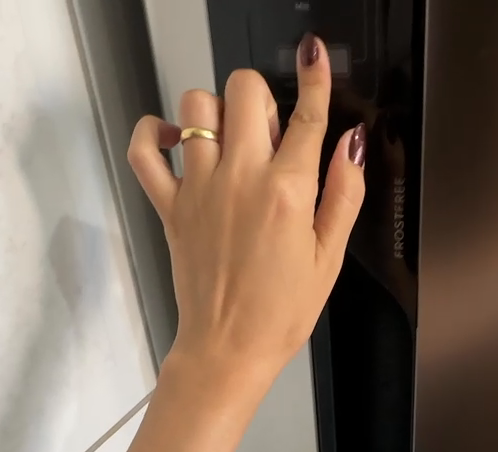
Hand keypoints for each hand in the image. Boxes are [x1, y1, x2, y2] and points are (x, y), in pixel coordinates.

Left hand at [127, 34, 365, 401]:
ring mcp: (199, 189)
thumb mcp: (329, 259)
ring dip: (215, 111)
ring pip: (195, 106)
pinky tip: (173, 139)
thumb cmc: (281, 313)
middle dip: (260, 98)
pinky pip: (144, 150)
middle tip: (269, 135)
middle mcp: (240, 178)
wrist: (229, 349)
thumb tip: (353, 144)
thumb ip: (343, 196)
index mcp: (287, 192)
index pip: (306, 115)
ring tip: (229, 141)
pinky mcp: (169, 207)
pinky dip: (152, 133)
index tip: (314, 56)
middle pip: (243, 89)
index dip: (316, 78)